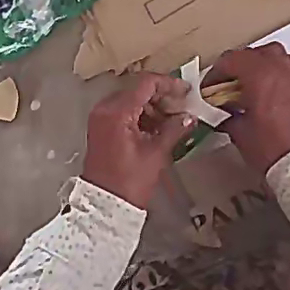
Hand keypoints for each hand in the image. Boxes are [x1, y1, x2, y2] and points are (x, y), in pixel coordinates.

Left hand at [81, 72, 194, 208]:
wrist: (105, 205)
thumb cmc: (129, 181)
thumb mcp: (156, 153)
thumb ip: (174, 130)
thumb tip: (189, 118)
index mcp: (117, 112)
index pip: (146, 83)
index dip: (168, 84)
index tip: (186, 91)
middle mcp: (105, 109)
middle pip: (137, 90)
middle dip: (161, 97)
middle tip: (182, 108)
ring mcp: (101, 118)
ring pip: (131, 100)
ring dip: (153, 107)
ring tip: (173, 121)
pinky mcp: (101, 128)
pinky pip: (124, 112)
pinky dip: (141, 116)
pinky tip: (158, 128)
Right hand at [209, 43, 289, 174]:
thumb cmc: (270, 148)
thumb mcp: (238, 130)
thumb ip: (226, 113)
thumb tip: (220, 110)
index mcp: (260, 76)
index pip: (231, 60)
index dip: (216, 73)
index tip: (209, 87)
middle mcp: (279, 70)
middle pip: (251, 53)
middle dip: (235, 66)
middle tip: (224, 84)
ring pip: (274, 53)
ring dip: (258, 61)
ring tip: (248, 78)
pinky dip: (282, 66)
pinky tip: (275, 78)